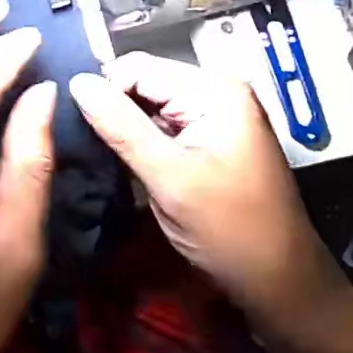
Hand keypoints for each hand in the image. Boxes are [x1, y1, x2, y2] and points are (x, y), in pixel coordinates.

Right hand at [68, 52, 339, 321]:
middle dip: (113, 108)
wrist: (280, 285)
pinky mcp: (206, 142)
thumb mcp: (169, 177)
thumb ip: (121, 126)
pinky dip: (140, 142)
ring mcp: (213, 118)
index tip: (73, 120)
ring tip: (96, 150)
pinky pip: (161, 128)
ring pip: (149, 108)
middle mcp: (216, 94)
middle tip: (81, 139)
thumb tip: (78, 83)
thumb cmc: (231, 231)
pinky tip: (122, 160)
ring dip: (124, 127)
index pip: (141, 68)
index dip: (104, 89)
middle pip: (145, 84)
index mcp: (215, 90)